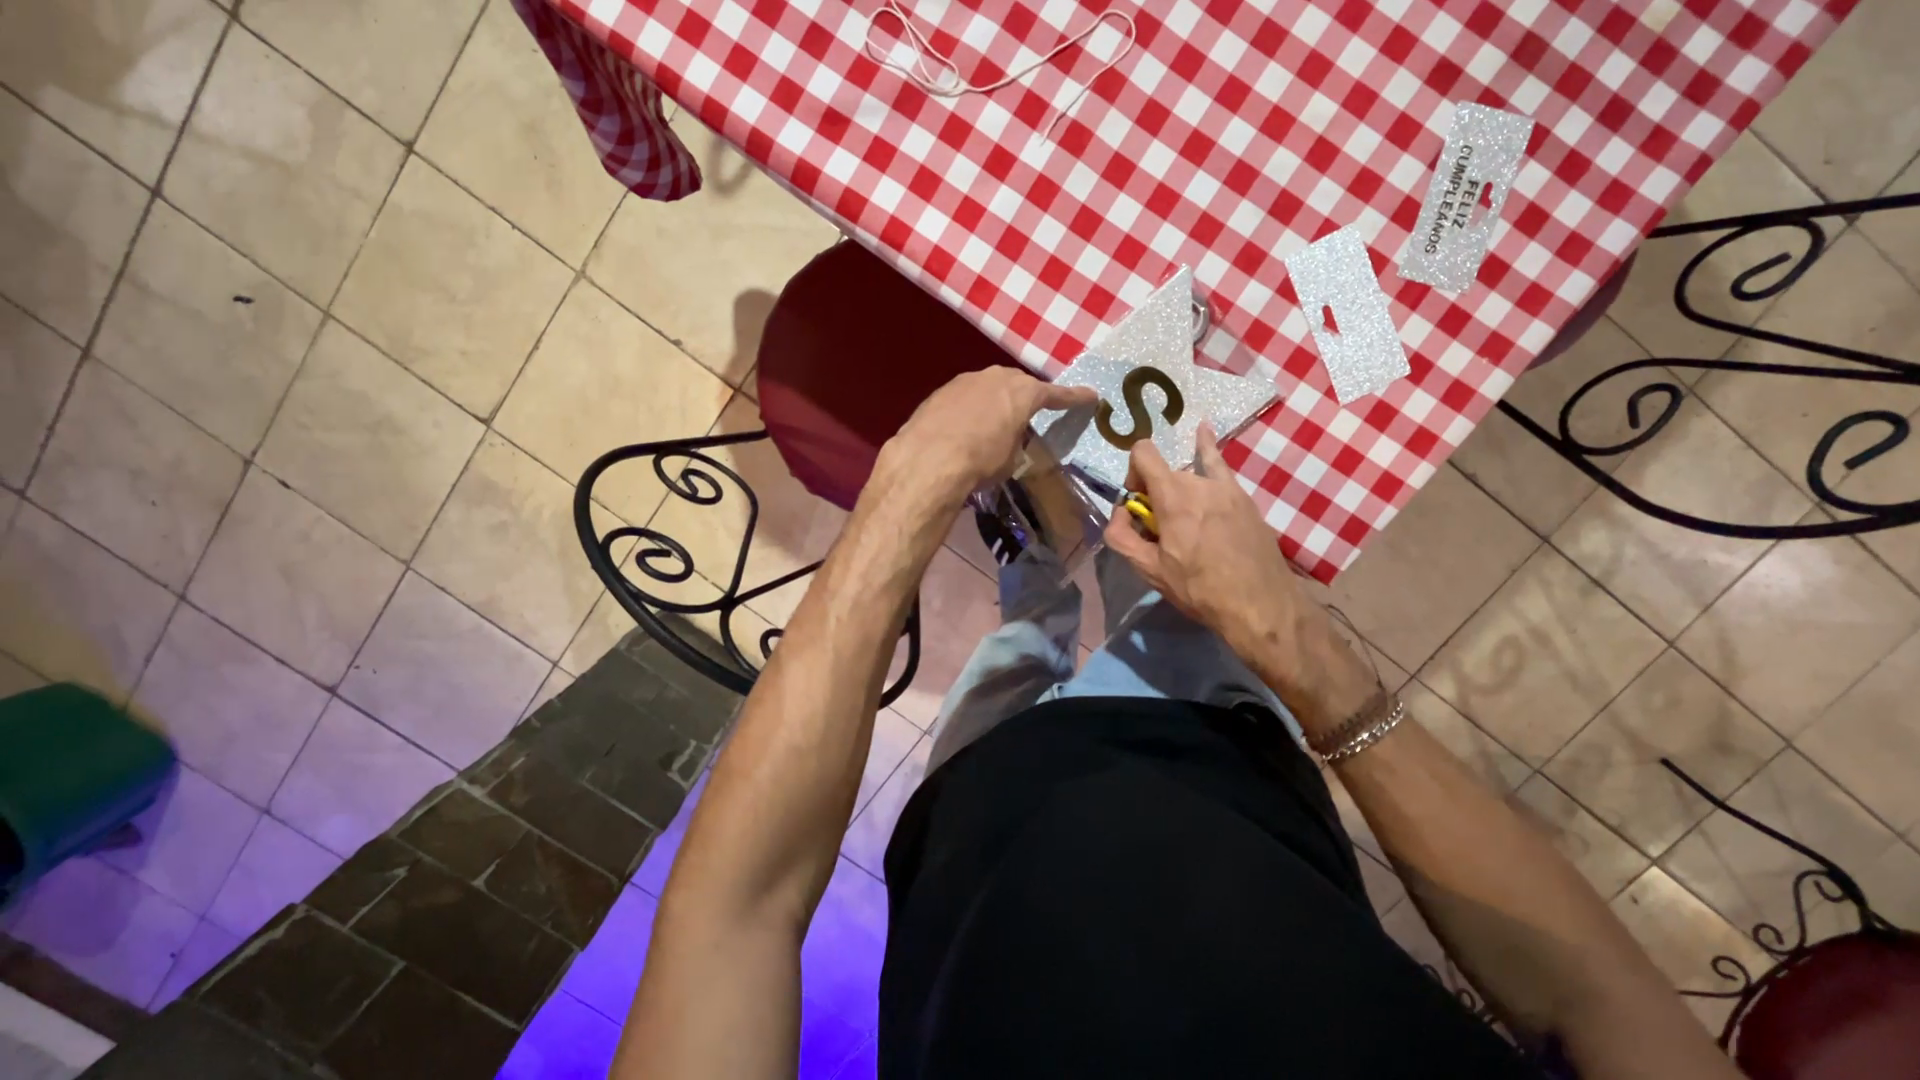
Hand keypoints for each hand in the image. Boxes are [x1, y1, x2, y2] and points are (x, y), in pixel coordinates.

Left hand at [880, 368, 1097, 503]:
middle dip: (1026, 397)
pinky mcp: (939, 392)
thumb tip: (1010, 439)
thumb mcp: (1012, 459)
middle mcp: (996, 377)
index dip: (1074, 398)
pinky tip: (964, 428)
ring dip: (994, 402)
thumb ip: (1018, 441)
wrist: (928, 459)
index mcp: (1023, 392)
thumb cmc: (981, 461)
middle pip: (1018, 384)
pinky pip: (964, 399)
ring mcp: (965, 381)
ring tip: (994, 422)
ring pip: (988, 388)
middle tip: (1030, 413)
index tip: (1090, 396)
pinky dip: (969, 410)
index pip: (1056, 394)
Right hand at [1103, 424, 1375, 733]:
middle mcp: (1199, 482)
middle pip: (1167, 472)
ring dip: (1181, 491)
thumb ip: (1121, 536)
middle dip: (1156, 493)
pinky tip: (1204, 430)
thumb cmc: (1200, 589)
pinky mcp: (1245, 498)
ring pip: (1191, 477)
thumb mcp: (1150, 570)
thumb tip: (1120, 513)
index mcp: (1173, 497)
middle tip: (1162, 530)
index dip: (1133, 473)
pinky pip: (1220, 466)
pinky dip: (1208, 447)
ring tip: (1187, 523)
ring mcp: (1227, 488)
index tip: (1138, 504)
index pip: (1143, 453)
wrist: (1259, 604)